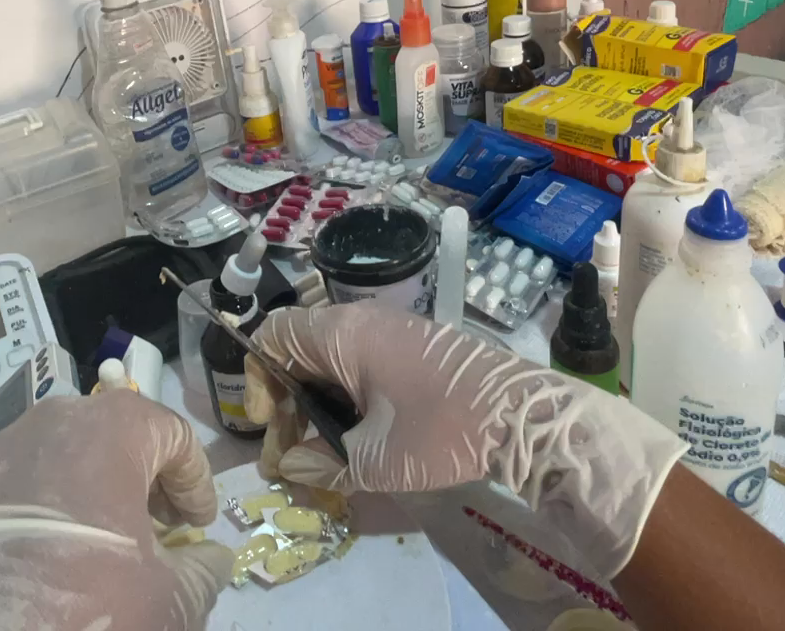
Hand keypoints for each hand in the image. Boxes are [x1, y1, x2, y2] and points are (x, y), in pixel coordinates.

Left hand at [0, 391, 232, 630]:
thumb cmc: (85, 609)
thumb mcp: (165, 601)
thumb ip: (201, 572)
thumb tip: (213, 560)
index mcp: (113, 428)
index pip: (173, 434)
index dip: (195, 480)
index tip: (197, 526)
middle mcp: (54, 418)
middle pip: (115, 435)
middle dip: (141, 479)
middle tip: (153, 530)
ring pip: (60, 454)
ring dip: (87, 489)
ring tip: (93, 543)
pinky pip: (10, 481)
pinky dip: (35, 506)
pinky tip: (36, 556)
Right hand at [244, 303, 685, 580]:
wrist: (525, 415)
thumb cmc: (441, 430)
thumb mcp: (375, 460)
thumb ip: (321, 462)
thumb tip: (290, 466)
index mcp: (341, 333)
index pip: (273, 333)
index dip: (259, 377)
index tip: (271, 424)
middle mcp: (361, 318)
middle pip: (299, 345)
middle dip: (288, 396)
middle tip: (297, 448)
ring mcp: (390, 327)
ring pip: (331, 354)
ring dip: (318, 397)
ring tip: (329, 446)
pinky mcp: (414, 343)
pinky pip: (361, 357)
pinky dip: (348, 390)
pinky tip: (364, 429)